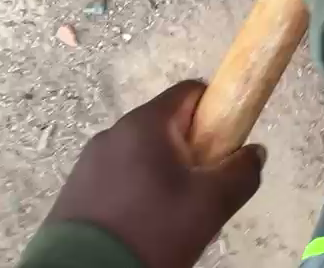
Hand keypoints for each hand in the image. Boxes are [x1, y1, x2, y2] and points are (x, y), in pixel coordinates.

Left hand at [44, 81, 264, 267]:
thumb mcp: (211, 205)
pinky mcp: (70, 197)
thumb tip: (253, 153)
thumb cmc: (151, 232)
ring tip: (168, 219)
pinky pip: (117, 181)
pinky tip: (140, 231)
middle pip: (168, 126)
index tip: (223, 148)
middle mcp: (113, 133)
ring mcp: (86, 166)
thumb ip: (243, 171)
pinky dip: (134, 196)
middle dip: (190, 151)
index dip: (215, 112)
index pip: (192, 91)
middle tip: (199, 191)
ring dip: (162, 176)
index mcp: (145, 124)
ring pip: (142, 156)